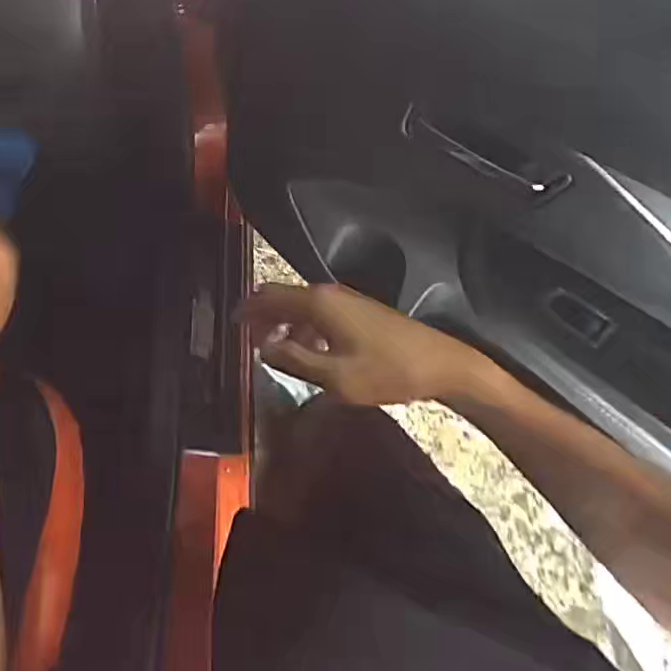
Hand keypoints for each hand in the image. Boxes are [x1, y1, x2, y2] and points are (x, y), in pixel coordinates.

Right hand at [241, 283, 488, 404]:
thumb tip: (264, 348)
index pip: (269, 297)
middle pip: (282, 295)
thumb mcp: (335, 377)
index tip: (231, 325)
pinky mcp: (357, 309)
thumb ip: (294, 360)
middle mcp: (327, 292)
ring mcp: (345, 298)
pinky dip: (302, 326)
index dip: (247, 311)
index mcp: (318, 303)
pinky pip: (317, 311)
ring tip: (271, 349)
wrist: (440, 363)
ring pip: (300, 304)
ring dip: (282, 322)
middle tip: (246, 339)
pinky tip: (306, 350)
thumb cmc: (387, 371)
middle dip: (262, 314)